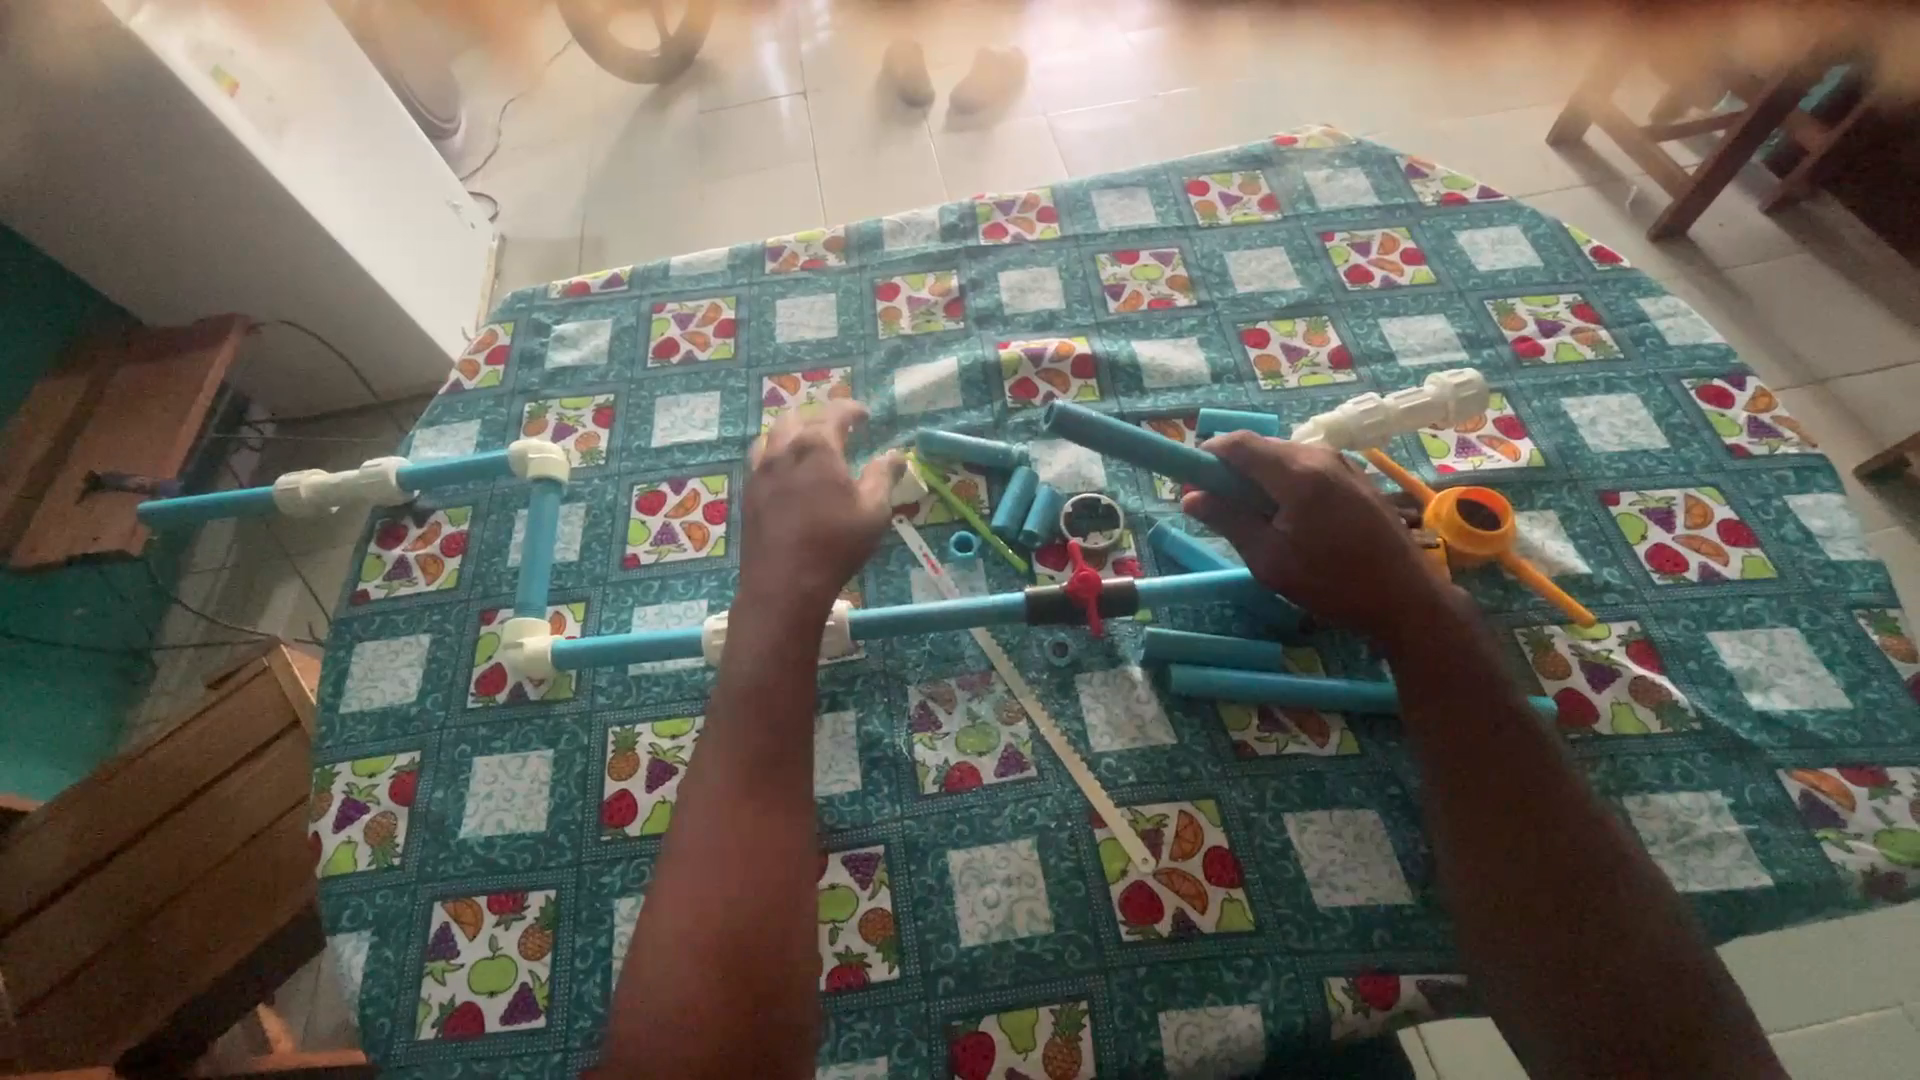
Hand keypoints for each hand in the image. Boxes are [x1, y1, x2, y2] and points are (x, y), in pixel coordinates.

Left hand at [740, 400, 903, 618]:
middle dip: (818, 417)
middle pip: (796, 417)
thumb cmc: (836, 544)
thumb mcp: (874, 511)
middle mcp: (783, 450)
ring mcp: (760, 472)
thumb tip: (895, 455)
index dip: (851, 409)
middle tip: (836, 429)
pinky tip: (785, 473)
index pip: (834, 413)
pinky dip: (774, 454)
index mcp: (817, 447)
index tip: (864, 415)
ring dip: (791, 432)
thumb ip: (883, 477)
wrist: (785, 583)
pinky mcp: (747, 495)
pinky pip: (758, 460)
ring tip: (806, 445)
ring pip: (771, 435)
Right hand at [1181, 432, 1453, 644]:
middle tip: (1217, 507)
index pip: (1237, 443)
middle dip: (1231, 471)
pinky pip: (1306, 469)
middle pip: (1260, 448)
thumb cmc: (1331, 583)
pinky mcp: (1356, 479)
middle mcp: (1320, 457)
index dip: (1207, 456)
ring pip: (1283, 458)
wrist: (1406, 599)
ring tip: (1253, 520)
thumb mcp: (1268, 559)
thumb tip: (1190, 498)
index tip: (1190, 482)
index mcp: (1296, 474)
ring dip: (1258, 480)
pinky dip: (1284, 485)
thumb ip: (1228, 520)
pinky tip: (1288, 521)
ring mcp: (1343, 465)